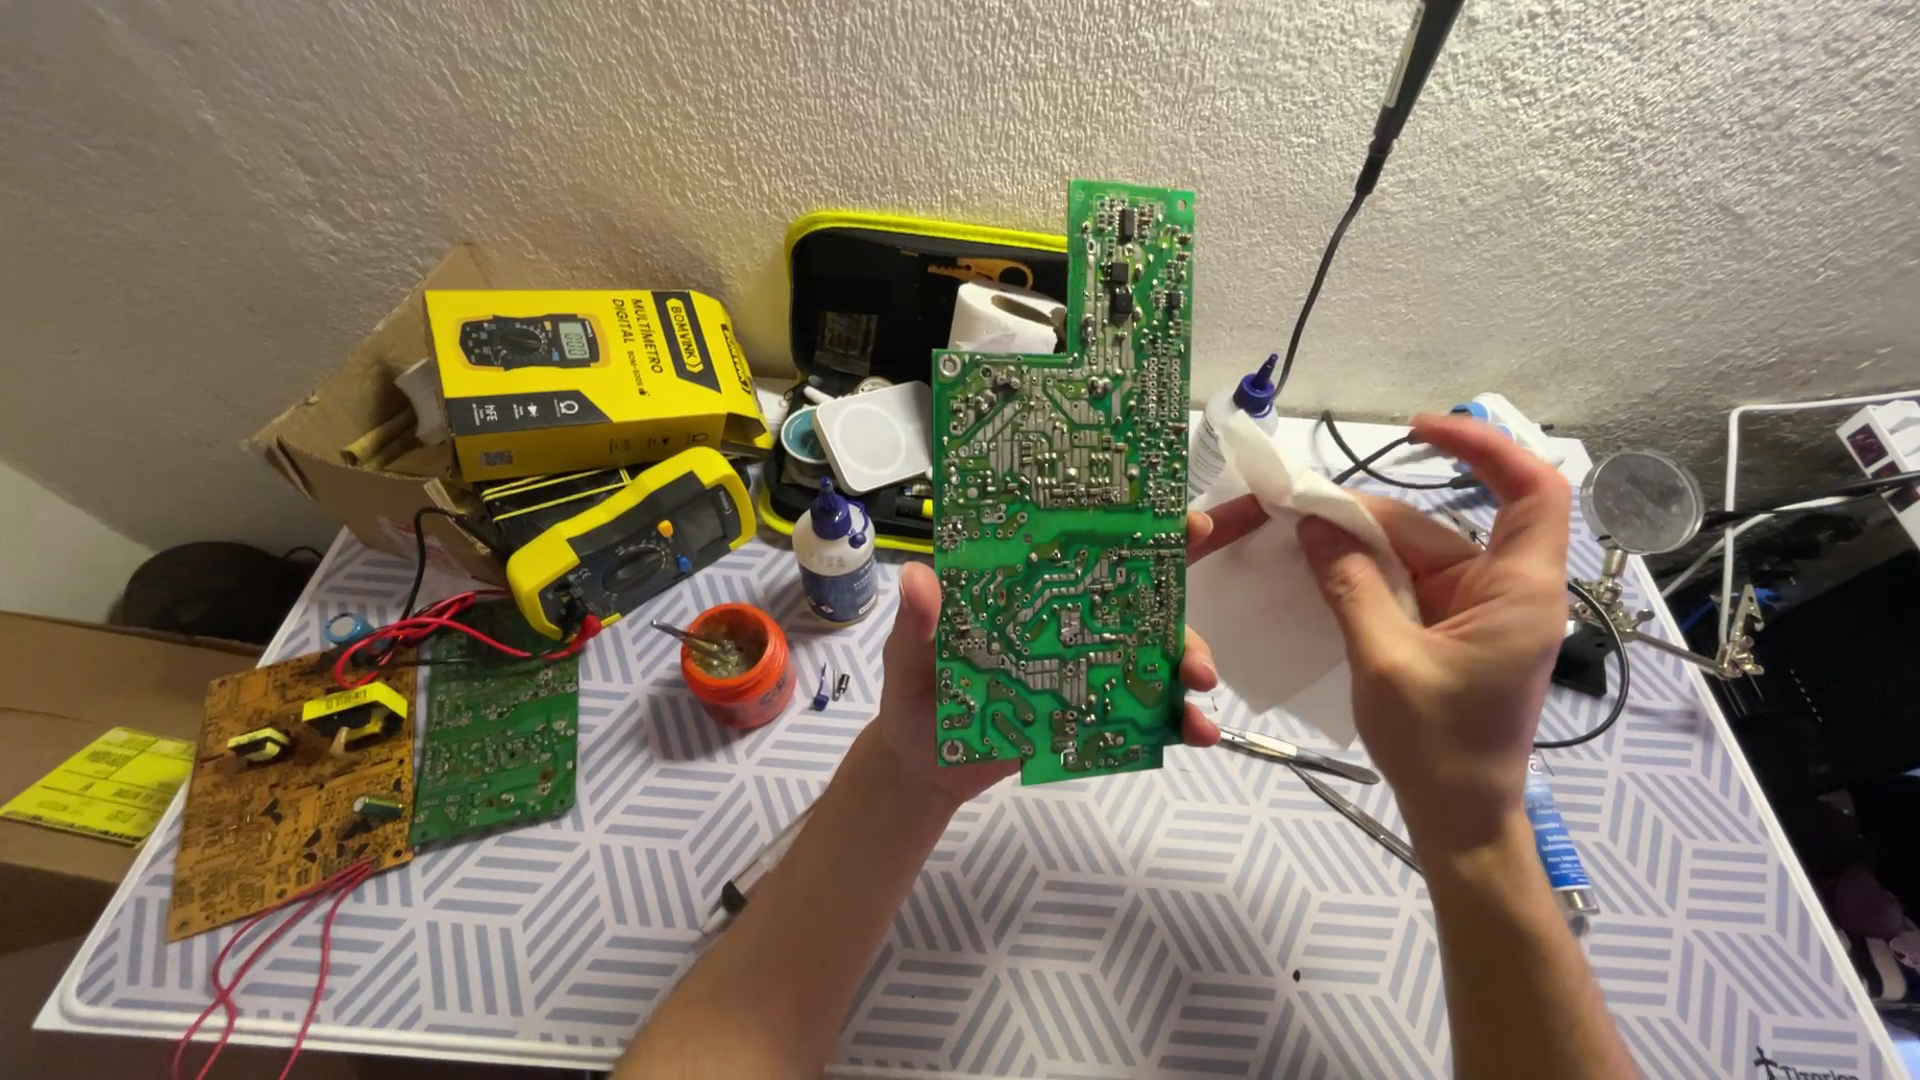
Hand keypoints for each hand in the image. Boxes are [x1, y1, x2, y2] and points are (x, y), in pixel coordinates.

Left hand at [867, 511, 1241, 809]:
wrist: (924, 766)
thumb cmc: (917, 695)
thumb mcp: (909, 653)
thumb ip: (918, 621)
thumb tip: (919, 575)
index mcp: (1030, 593)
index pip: (1085, 553)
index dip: (1138, 533)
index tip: (1187, 523)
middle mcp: (1068, 623)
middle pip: (1138, 603)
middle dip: (1180, 609)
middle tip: (1196, 636)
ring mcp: (1086, 670)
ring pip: (1153, 657)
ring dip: (1188, 665)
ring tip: (1199, 691)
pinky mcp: (1091, 716)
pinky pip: (1144, 713)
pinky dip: (1175, 721)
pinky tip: (1193, 733)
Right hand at [1294, 413, 1572, 852]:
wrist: (1458, 815)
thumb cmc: (1437, 745)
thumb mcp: (1384, 660)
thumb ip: (1350, 586)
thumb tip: (1314, 526)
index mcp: (1518, 593)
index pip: (1530, 493)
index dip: (1484, 449)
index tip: (1418, 432)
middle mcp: (1505, 591)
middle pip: (1441, 526)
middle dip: (1373, 516)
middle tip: (1304, 511)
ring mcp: (1477, 612)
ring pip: (1417, 555)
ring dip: (1361, 546)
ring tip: (1302, 538)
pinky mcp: (1452, 631)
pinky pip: (1408, 584)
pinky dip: (1367, 574)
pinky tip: (1323, 570)